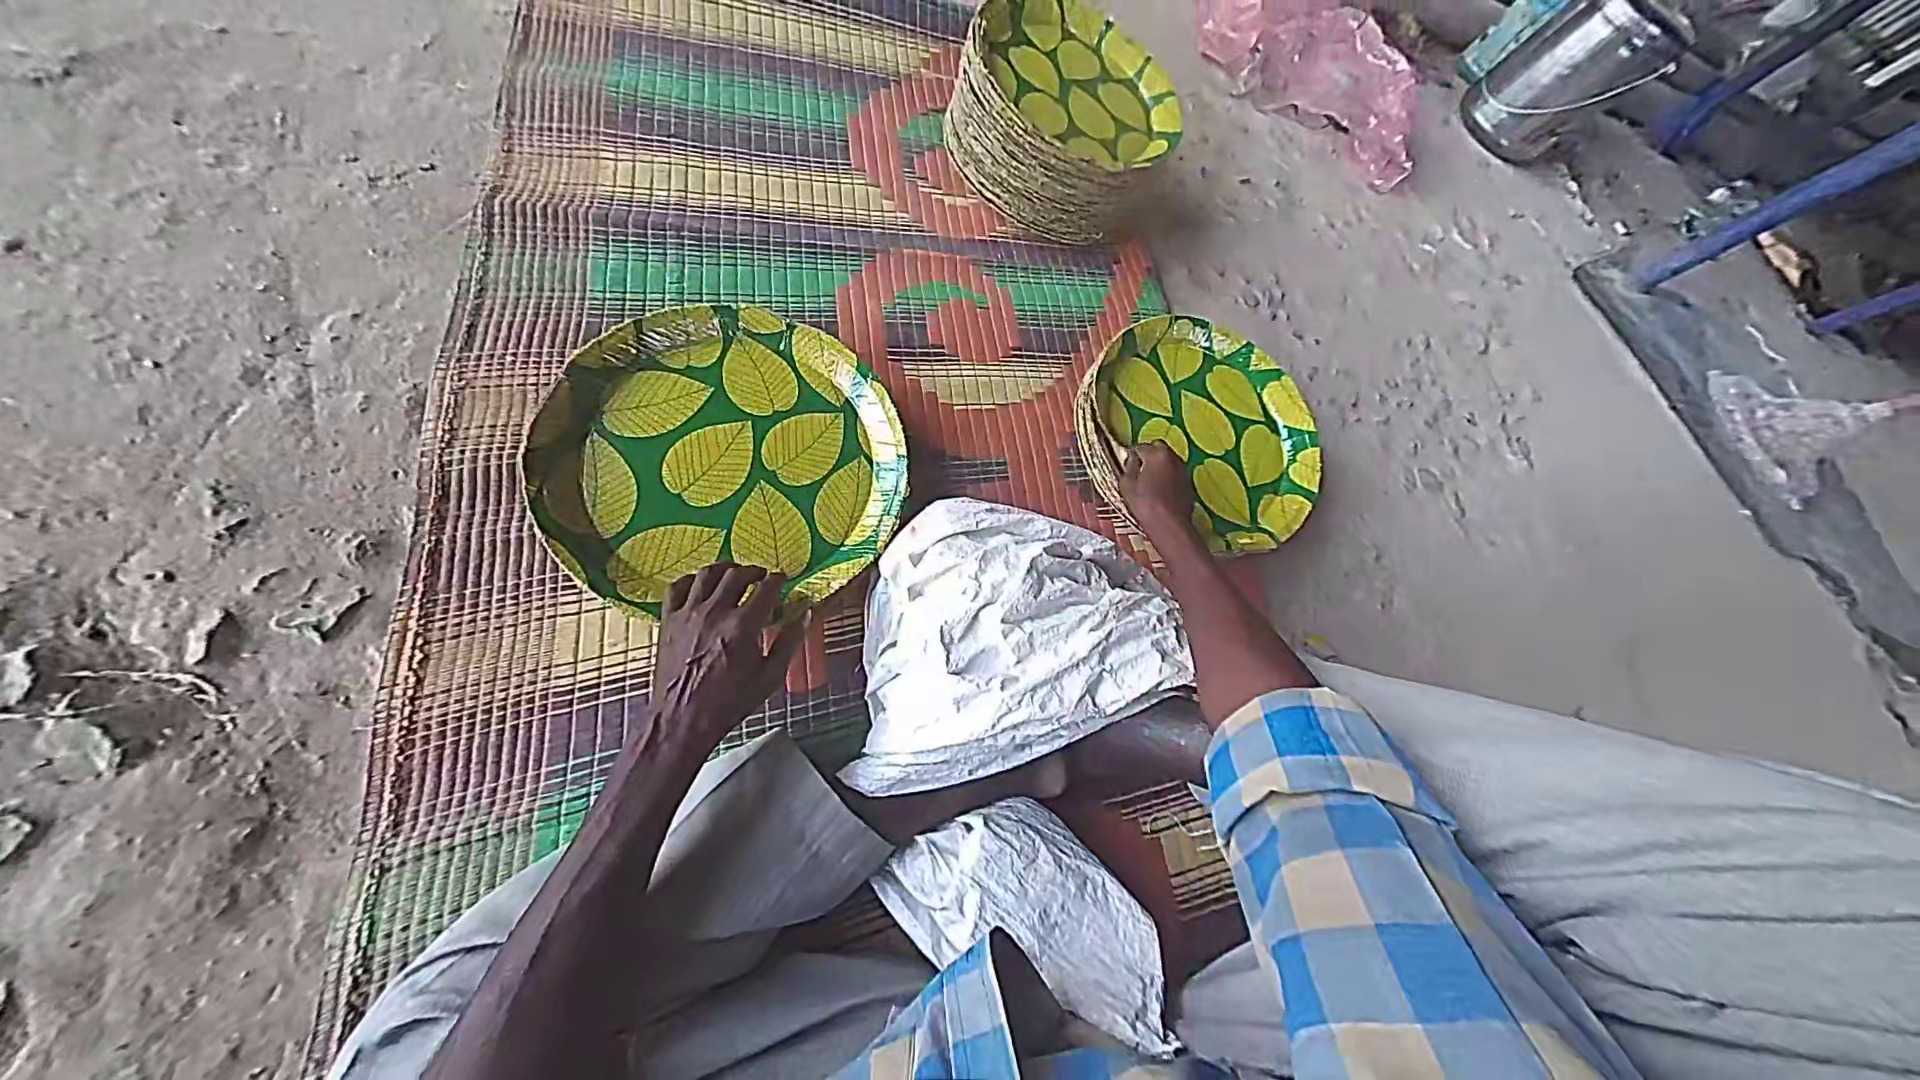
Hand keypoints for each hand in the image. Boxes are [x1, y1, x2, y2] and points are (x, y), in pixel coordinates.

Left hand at [650, 562, 810, 751]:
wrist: (683, 718)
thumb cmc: (730, 701)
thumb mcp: (770, 675)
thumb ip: (791, 640)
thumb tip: (807, 613)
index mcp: (743, 625)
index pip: (766, 587)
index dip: (778, 578)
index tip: (782, 578)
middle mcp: (715, 612)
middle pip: (737, 574)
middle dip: (753, 570)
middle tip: (761, 576)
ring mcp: (688, 613)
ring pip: (707, 574)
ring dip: (725, 569)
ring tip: (733, 574)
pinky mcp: (669, 620)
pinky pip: (678, 587)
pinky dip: (692, 580)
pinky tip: (700, 585)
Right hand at [1118, 442, 1193, 541]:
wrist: (1169, 525)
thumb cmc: (1145, 504)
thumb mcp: (1127, 485)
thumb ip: (1128, 468)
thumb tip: (1131, 460)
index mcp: (1157, 454)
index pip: (1140, 447)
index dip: (1131, 455)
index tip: (1126, 464)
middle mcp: (1173, 457)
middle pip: (1158, 448)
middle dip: (1148, 455)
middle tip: (1138, 469)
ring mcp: (1183, 469)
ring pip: (1168, 460)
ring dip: (1158, 465)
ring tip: (1148, 479)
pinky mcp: (1188, 482)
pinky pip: (1174, 472)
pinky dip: (1167, 475)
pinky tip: (1159, 489)